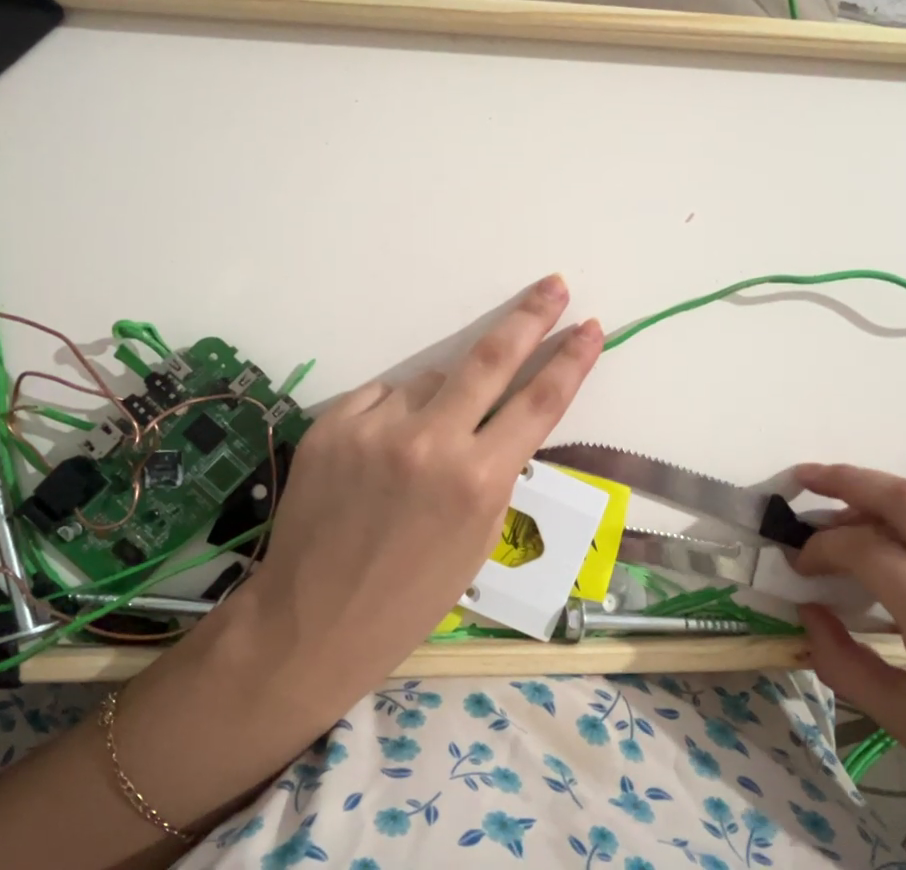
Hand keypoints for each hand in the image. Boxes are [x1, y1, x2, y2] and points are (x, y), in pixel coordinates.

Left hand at [247, 273, 601, 701]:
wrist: (314, 620)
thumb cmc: (409, 597)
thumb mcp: (478, 540)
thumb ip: (491, 470)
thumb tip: (490, 414)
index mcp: (479, 481)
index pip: (540, 402)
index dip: (572, 360)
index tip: (591, 327)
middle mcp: (432, 443)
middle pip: (492, 357)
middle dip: (529, 316)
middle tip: (552, 285)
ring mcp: (377, 428)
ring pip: (428, 381)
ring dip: (438, 399)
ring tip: (416, 451)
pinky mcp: (334, 423)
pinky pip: (381, 397)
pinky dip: (390, 414)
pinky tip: (379, 453)